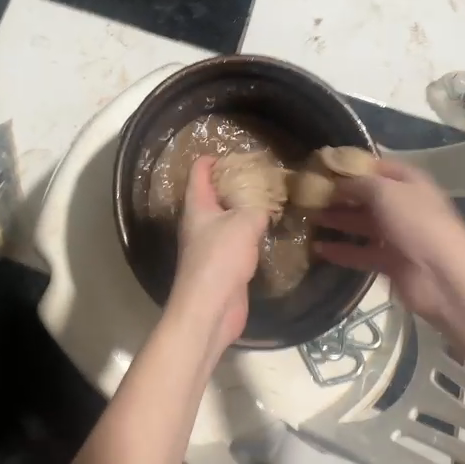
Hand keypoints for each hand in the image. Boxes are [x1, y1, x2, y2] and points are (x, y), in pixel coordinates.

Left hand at [168, 156, 267, 355]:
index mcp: (196, 205)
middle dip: (234, 182)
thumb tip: (266, 204)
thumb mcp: (243, 224)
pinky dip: (248, 232)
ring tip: (267, 200)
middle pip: (213, 192)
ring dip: (243, 208)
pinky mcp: (221, 264)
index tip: (238, 155)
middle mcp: (199, 221)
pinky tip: (265, 231)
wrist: (209, 309)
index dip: (214, 158)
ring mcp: (208, 244)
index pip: (199, 170)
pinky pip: (234, 239)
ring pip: (225, 217)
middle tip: (261, 177)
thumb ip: (257, 208)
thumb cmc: (220, 258)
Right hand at [313, 159, 464, 327]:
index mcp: (408, 182)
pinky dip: (341, 251)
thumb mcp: (384, 191)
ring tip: (308, 217)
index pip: (376, 167)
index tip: (322, 167)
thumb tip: (336, 183)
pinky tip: (317, 249)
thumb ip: (358, 183)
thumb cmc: (416, 223)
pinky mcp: (390, 263)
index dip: (351, 166)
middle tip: (308, 193)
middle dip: (339, 194)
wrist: (444, 278)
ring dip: (336, 220)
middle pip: (366, 196)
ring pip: (361, 224)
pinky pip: (361, 253)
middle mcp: (403, 206)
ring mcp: (397, 236)